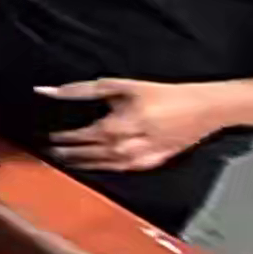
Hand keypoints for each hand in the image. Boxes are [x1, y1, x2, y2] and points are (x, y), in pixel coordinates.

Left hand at [39, 78, 227, 171]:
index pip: (94, 134)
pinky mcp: (165, 157)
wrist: (208, 106)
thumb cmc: (160, 94)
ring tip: (68, 163)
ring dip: (92, 164)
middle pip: (105, 151)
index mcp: (130, 122)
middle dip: (76, 154)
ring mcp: (157, 151)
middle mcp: (143, 140)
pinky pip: (138, 167)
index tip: (49, 137)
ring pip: (120, 163)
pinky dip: (115, 168)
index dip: (70, 137)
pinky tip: (99, 167)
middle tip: (52, 153)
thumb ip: (78, 90)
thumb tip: (43, 91)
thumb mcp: (116, 85)